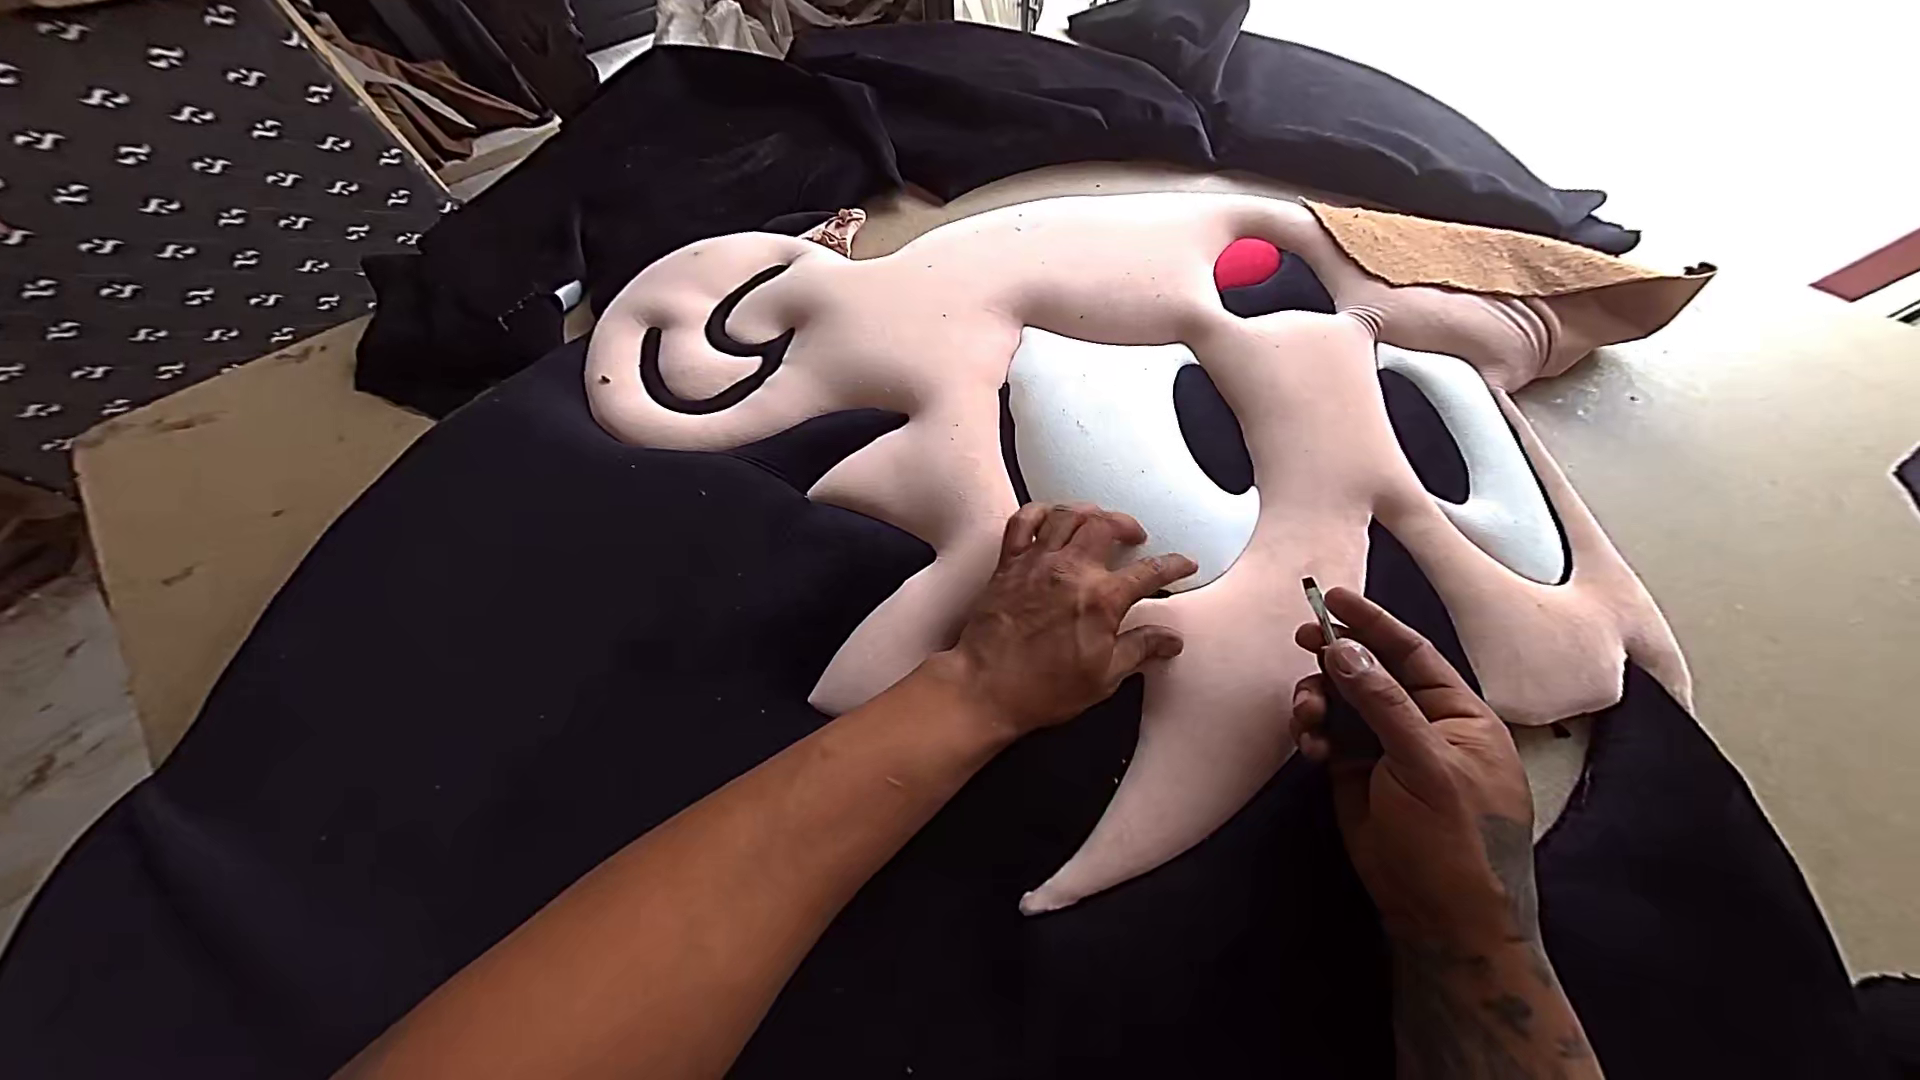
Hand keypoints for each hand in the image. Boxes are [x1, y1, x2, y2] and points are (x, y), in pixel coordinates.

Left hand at [933, 503, 1196, 736]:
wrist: (985, 687)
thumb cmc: (1042, 688)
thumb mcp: (1104, 677)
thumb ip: (1140, 649)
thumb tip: (1169, 639)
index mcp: (1101, 599)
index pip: (1149, 572)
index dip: (1172, 565)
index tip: (1183, 564)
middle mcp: (1070, 570)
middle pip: (1106, 526)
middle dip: (1127, 524)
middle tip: (1135, 535)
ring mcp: (1037, 562)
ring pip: (1067, 515)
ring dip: (1089, 512)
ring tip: (1098, 519)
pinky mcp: (1009, 564)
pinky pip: (1022, 522)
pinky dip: (1039, 511)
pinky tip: (1050, 516)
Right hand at [1290, 588, 1537, 951]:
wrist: (1437, 915)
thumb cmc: (1453, 838)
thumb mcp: (1425, 766)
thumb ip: (1383, 704)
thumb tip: (1345, 650)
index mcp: (1456, 715)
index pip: (1411, 653)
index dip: (1373, 623)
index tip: (1335, 597)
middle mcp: (1417, 722)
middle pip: (1366, 671)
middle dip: (1333, 658)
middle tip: (1303, 639)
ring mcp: (1382, 745)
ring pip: (1337, 699)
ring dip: (1315, 701)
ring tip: (1307, 720)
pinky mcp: (1352, 766)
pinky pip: (1323, 731)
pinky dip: (1311, 733)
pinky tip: (1310, 751)